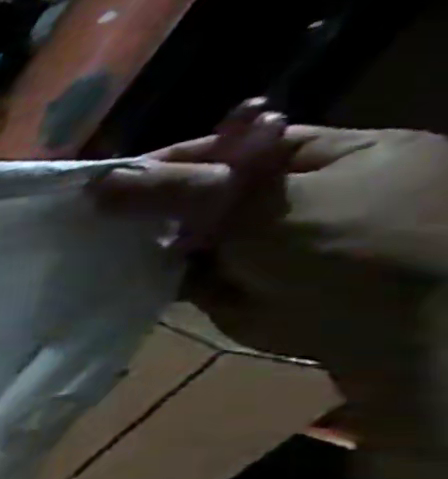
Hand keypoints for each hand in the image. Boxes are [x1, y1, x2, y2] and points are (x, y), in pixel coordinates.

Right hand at [92, 102, 447, 428]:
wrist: (381, 333)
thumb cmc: (342, 247)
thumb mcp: (259, 205)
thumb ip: (180, 189)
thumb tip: (99, 181)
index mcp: (331, 156)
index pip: (237, 145)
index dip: (173, 160)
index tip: (111, 179)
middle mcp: (299, 195)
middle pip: (208, 190)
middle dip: (155, 202)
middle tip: (97, 212)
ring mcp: (268, 244)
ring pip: (191, 233)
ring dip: (151, 239)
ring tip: (99, 242)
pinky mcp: (238, 286)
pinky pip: (184, 272)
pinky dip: (154, 273)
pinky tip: (117, 269)